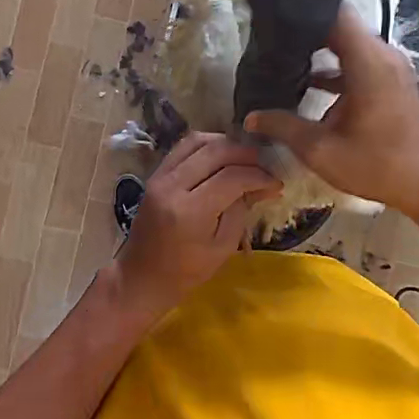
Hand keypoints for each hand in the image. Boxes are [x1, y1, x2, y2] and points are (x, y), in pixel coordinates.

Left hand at [108, 133, 281, 319]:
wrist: (141, 277)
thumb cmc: (186, 271)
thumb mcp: (224, 246)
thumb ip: (243, 210)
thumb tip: (268, 185)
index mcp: (189, 211)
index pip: (231, 177)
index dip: (259, 176)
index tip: (276, 182)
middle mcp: (172, 186)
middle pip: (215, 151)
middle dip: (246, 154)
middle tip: (266, 164)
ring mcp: (160, 177)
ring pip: (198, 141)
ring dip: (226, 144)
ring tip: (246, 157)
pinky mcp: (156, 175)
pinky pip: (184, 147)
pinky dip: (208, 146)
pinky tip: (224, 157)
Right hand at [244, 9, 418, 220]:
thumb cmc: (376, 165)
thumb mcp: (321, 150)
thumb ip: (283, 127)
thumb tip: (251, 116)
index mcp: (368, 62)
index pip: (335, 13)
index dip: (303, 8)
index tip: (274, 13)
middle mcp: (383, 55)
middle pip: (341, 26)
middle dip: (306, 29)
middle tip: (270, 36)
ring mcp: (392, 66)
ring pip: (350, 44)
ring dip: (321, 49)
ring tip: (283, 56)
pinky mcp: (393, 80)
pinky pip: (361, 61)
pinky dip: (337, 66)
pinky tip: (308, 81)